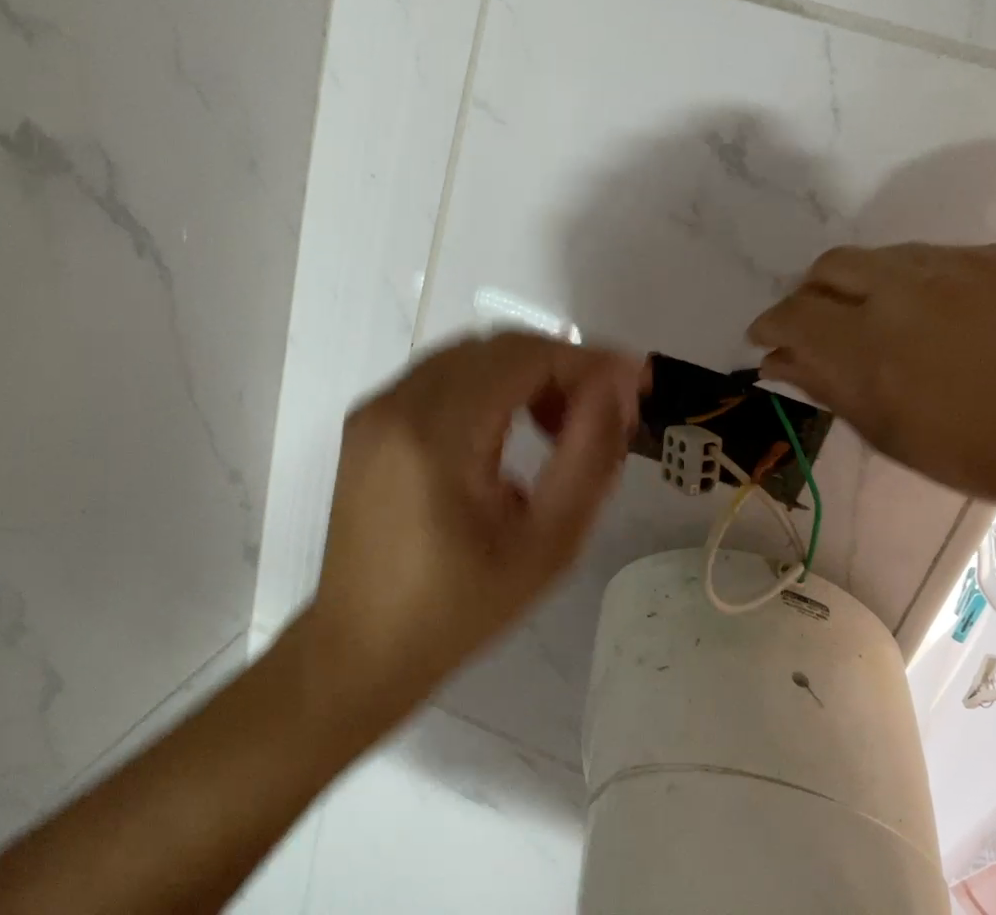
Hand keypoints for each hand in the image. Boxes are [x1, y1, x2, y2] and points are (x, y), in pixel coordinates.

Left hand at [308, 332, 641, 721]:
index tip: (633, 384)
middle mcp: (396, 405)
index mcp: (436, 435)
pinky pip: (438, 379)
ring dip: (522, 375)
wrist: (362, 648)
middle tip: (598, 415)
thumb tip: (616, 385)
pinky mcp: (367, 424)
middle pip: (495, 347)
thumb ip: (589, 455)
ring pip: (466, 357)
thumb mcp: (547, 544)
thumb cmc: (461, 609)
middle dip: (557, 368)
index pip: (523, 356)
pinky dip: (485, 387)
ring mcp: (374, 411)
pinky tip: (506, 436)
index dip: (585, 361)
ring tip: (556, 429)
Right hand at [748, 242, 995, 521]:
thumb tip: (779, 362)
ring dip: (869, 284)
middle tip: (820, 325)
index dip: (771, 325)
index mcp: (872, 343)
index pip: (793, 314)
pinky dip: (930, 283)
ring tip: (890, 322)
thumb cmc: (990, 457)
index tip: (766, 339)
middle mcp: (908, 287)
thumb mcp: (895, 436)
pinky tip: (956, 320)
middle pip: (832, 265)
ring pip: (889, 256)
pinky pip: (949, 258)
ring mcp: (966, 263)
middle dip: (812, 293)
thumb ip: (829, 388)